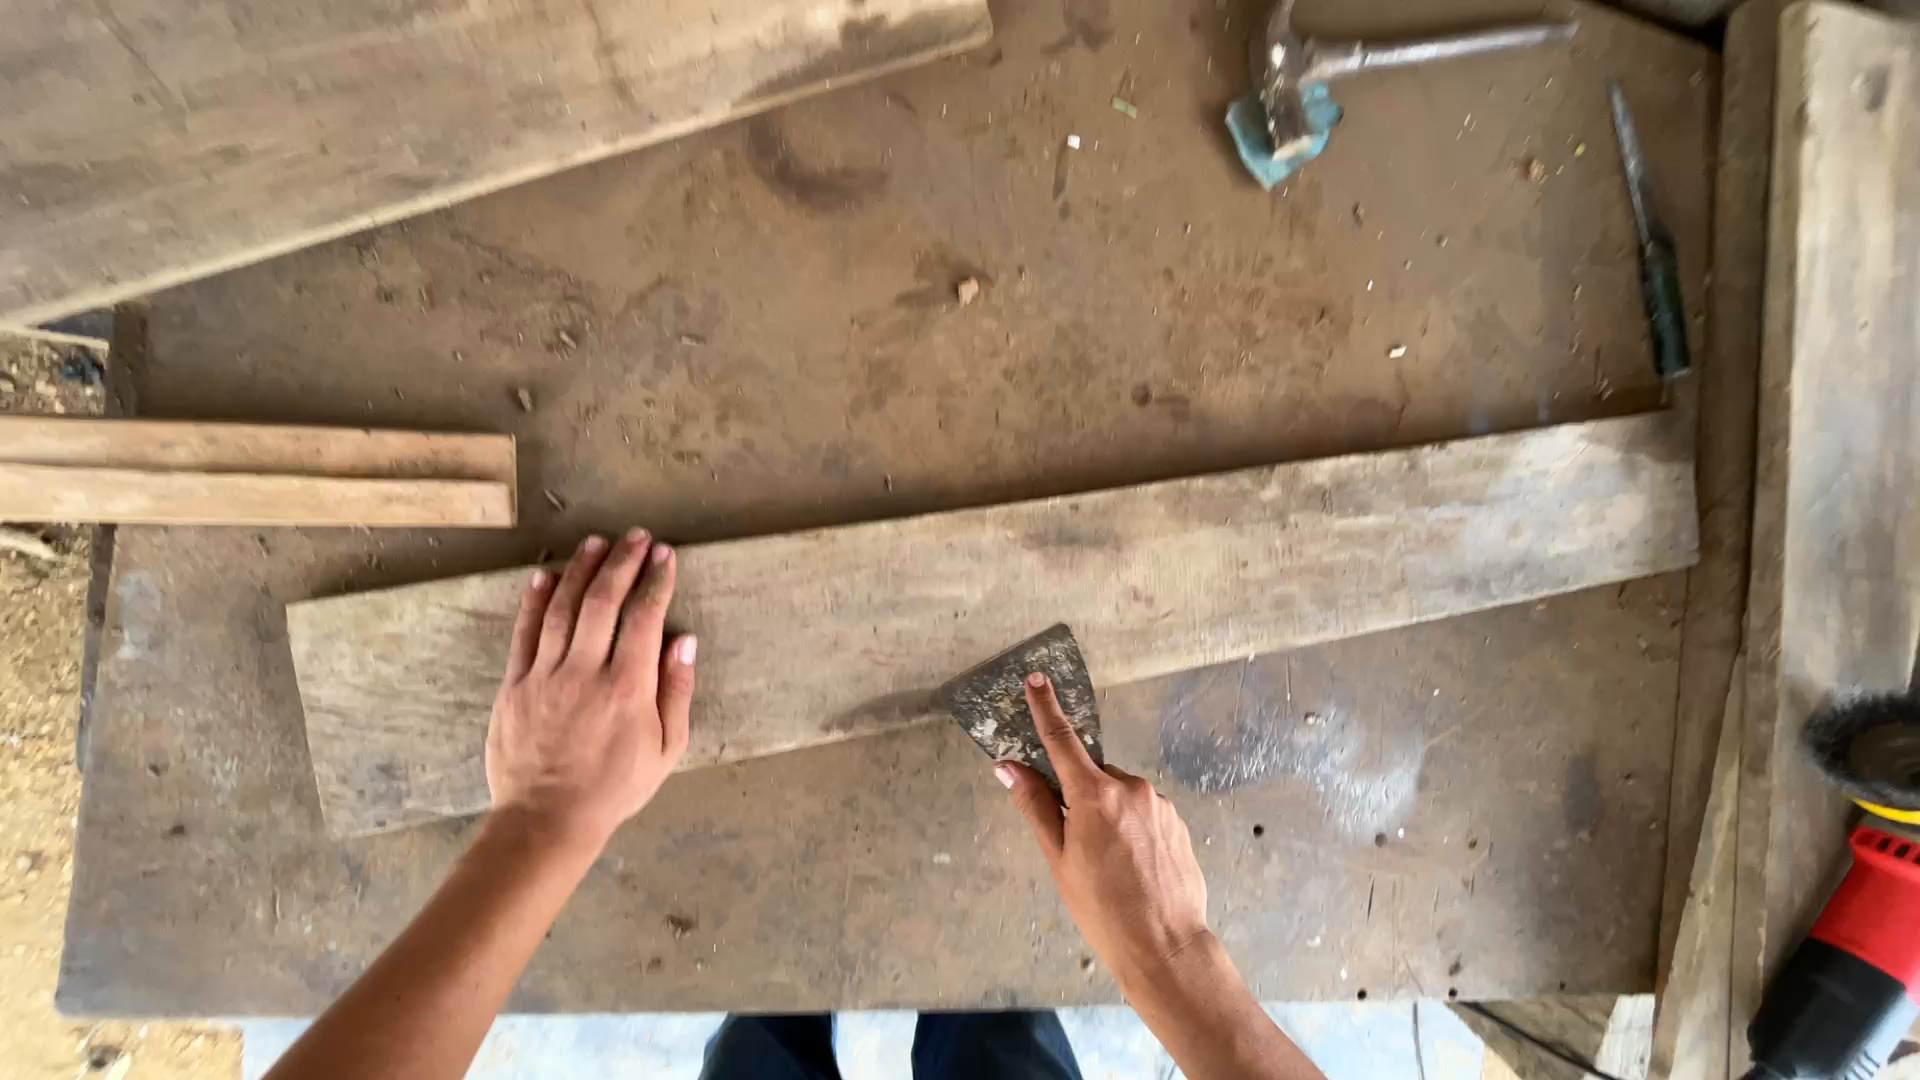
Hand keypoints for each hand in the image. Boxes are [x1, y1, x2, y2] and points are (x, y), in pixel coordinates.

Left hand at [486, 528, 696, 852]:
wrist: (546, 820)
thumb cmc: (617, 786)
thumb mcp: (667, 748)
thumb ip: (677, 691)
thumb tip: (686, 641)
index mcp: (628, 687)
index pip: (645, 618)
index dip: (657, 581)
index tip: (666, 555)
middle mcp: (586, 672)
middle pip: (603, 602)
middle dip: (623, 563)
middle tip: (638, 537)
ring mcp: (545, 676)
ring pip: (563, 609)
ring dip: (581, 570)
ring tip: (598, 543)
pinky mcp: (514, 686)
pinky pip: (524, 633)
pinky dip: (534, 600)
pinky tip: (545, 574)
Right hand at [998, 673, 1211, 986]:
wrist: (1167, 946)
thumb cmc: (1103, 909)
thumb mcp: (1058, 859)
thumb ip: (1035, 805)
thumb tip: (1008, 768)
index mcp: (1094, 795)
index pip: (1061, 739)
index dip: (1044, 707)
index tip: (1036, 679)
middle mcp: (1131, 787)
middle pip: (1091, 774)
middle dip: (1080, 795)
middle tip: (1078, 842)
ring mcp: (1158, 802)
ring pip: (1119, 793)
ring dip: (1108, 812)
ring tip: (1111, 863)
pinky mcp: (1176, 818)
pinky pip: (1143, 809)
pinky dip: (1131, 825)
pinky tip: (1133, 864)